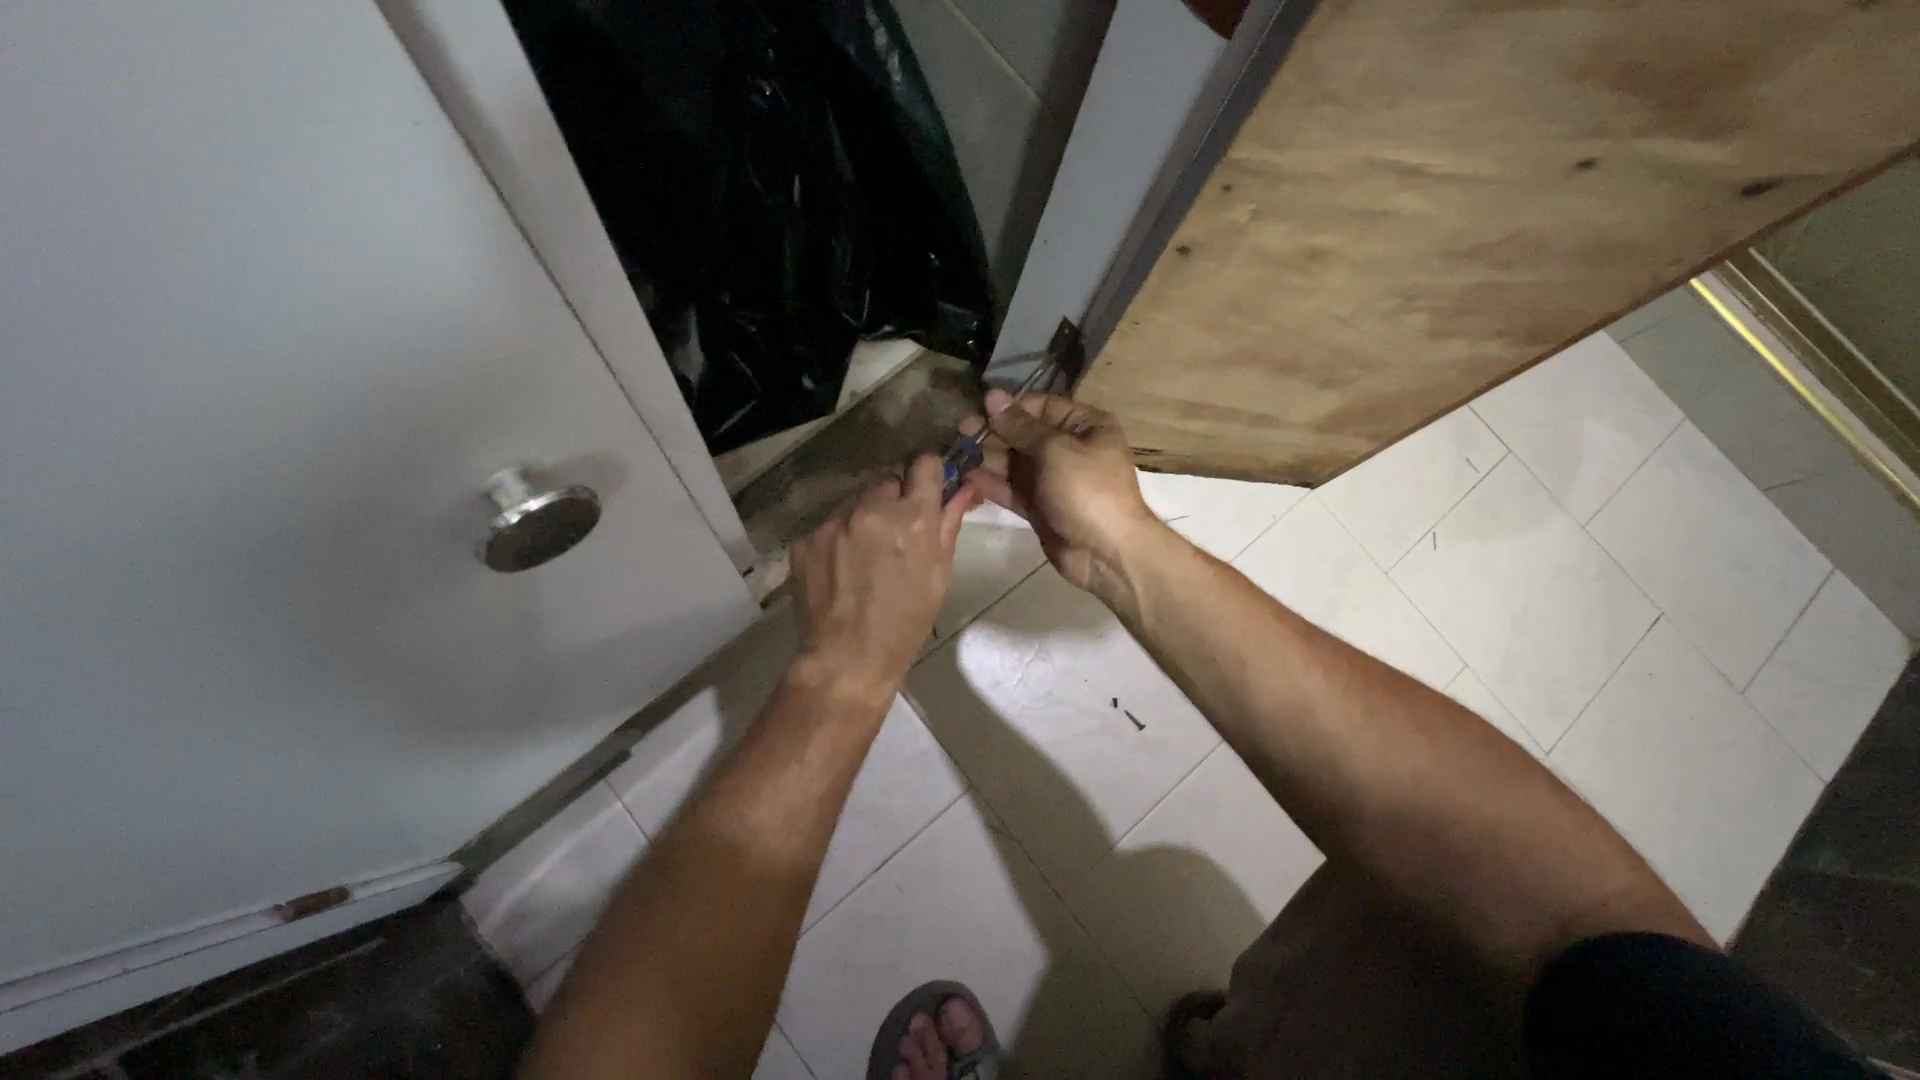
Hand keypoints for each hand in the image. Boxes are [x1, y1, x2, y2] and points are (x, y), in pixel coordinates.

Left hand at [789, 455, 977, 703]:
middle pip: (887, 481)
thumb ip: (948, 525)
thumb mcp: (939, 575)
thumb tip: (963, 489)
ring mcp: (833, 522)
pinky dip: (838, 537)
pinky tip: (841, 567)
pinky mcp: (806, 538)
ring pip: (855, 500)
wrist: (847, 658)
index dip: (930, 473)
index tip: (928, 488)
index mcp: (912, 518)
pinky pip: (829, 523)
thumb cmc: (905, 623)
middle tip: (896, 533)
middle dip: (895, 500)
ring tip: (865, 555)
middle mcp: (871, 509)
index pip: (925, 464)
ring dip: (864, 516)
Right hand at [962, 389, 1162, 600]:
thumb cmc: (1087, 490)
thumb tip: (992, 396)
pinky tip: (967, 477)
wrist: (1107, 552)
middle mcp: (1070, 449)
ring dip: (988, 458)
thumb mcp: (1055, 450)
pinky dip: (993, 484)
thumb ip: (1020, 426)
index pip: (1042, 407)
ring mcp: (1054, 480)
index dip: (1011, 408)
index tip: (979, 408)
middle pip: (1025, 435)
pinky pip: (1014, 489)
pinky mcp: (1041, 507)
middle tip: (959, 430)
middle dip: (994, 433)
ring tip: (956, 452)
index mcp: (1085, 426)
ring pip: (1016, 463)